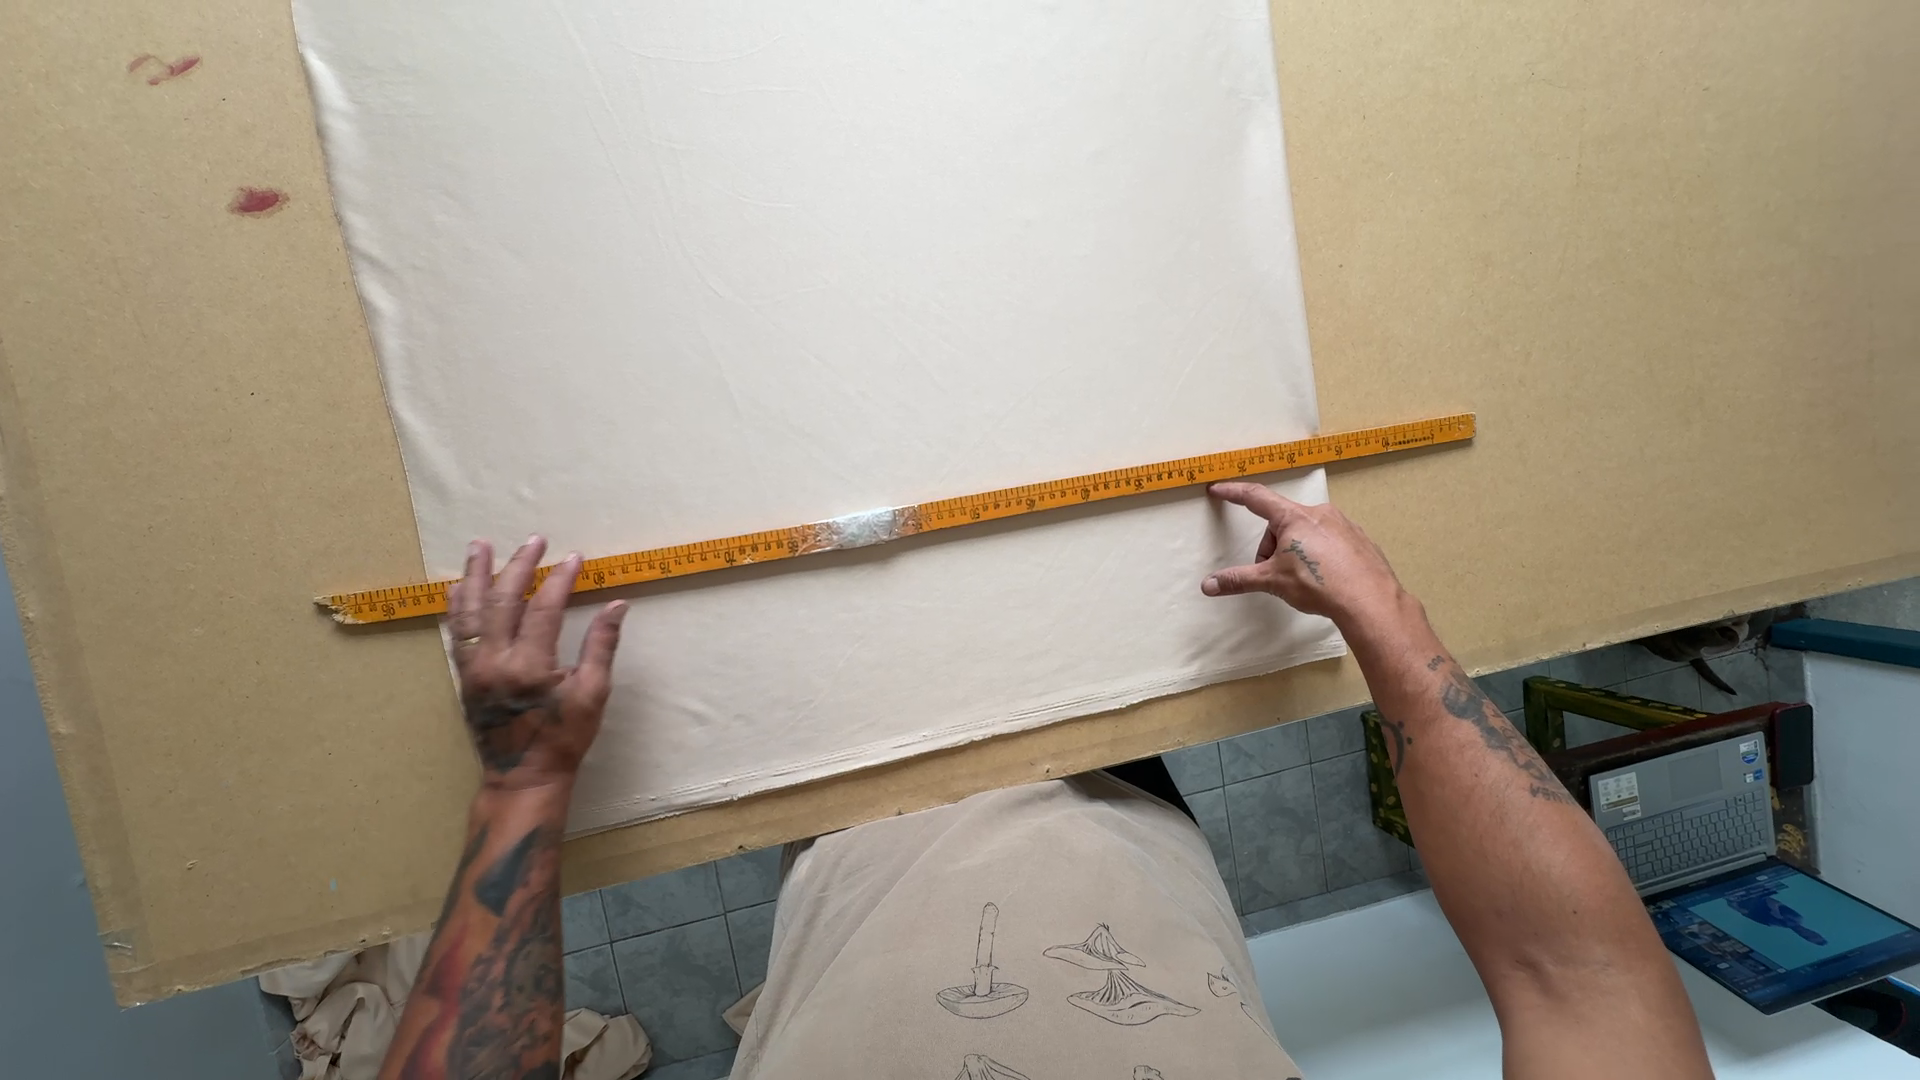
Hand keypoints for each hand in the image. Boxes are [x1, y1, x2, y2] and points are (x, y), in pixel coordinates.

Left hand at [446, 536, 627, 790]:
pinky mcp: (463, 677)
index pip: (544, 608)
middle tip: (534, 541)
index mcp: (530, 666)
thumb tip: (618, 605)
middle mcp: (494, 662)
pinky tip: (460, 587)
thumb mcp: (593, 693)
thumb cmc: (565, 737)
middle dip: (519, 566)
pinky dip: (458, 606)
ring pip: (470, 612)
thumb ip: (601, 645)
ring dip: (476, 576)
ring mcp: (472, 669)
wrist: (523, 776)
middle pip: (503, 601)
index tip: (575, 558)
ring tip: (480, 546)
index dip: (560, 580)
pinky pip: (455, 633)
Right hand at [1201, 482, 1407, 627]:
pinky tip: (1323, 578)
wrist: (1370, 601)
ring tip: (1301, 579)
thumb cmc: (1319, 584)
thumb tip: (1208, 585)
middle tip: (1273, 573)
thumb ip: (1239, 580)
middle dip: (1270, 547)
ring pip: (1305, 533)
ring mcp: (1343, 525)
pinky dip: (1318, 555)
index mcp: (1294, 517)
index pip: (1256, 497)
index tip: (1218, 489)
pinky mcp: (1359, 540)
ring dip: (1294, 551)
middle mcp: (1319, 514)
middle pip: (1281, 523)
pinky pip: (1328, 541)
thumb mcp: (1272, 581)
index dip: (1234, 492)